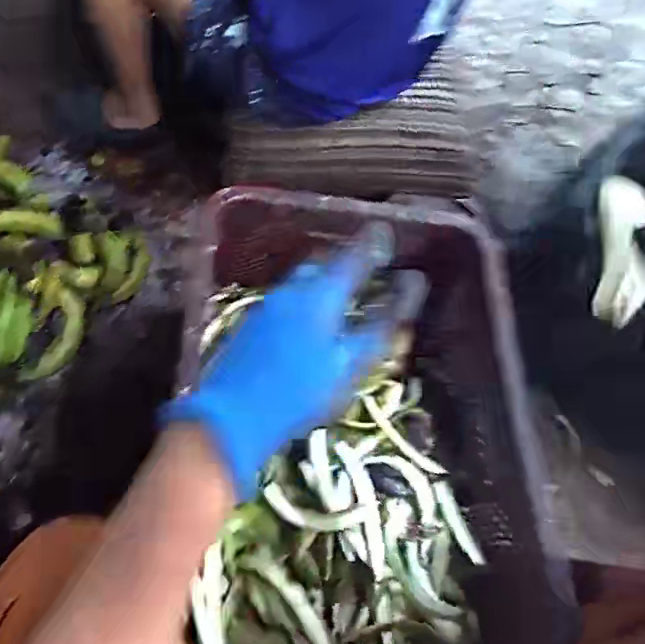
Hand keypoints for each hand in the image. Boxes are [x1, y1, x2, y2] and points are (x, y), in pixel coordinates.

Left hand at [161, 225, 409, 498]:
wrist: (232, 412)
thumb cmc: (300, 392)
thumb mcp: (350, 363)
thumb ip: (381, 323)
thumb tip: (411, 284)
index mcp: (320, 294)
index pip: (352, 258)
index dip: (372, 245)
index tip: (386, 232)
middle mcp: (292, 289)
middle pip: (323, 263)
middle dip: (346, 260)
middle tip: (367, 266)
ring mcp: (268, 303)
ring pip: (302, 278)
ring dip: (324, 278)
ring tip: (343, 294)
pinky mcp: (253, 320)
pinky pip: (288, 295)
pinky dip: (307, 295)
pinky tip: (313, 318)